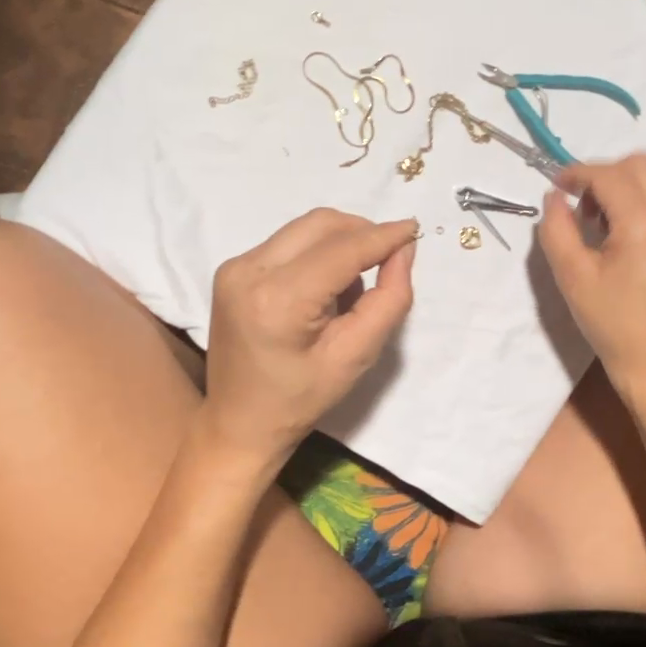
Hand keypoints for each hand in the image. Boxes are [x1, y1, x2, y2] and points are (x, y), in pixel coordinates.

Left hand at [202, 209, 417, 459]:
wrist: (239, 422)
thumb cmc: (301, 399)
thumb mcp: (355, 357)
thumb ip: (388, 301)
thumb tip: (403, 251)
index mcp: (278, 299)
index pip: (342, 249)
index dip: (382, 236)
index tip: (414, 229)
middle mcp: (249, 271)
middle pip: (321, 224)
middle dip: (362, 233)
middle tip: (389, 259)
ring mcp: (235, 267)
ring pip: (304, 229)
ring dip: (340, 243)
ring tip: (352, 289)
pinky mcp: (231, 270)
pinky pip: (286, 243)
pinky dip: (316, 254)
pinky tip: (323, 292)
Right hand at [538, 154, 645, 399]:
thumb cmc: (611, 324)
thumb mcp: (572, 278)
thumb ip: (556, 229)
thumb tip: (554, 197)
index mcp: (644, 223)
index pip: (608, 175)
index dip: (577, 173)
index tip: (555, 186)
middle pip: (639, 163)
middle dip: (604, 173)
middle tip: (579, 204)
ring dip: (625, 183)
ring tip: (601, 218)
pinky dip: (644, 200)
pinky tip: (624, 234)